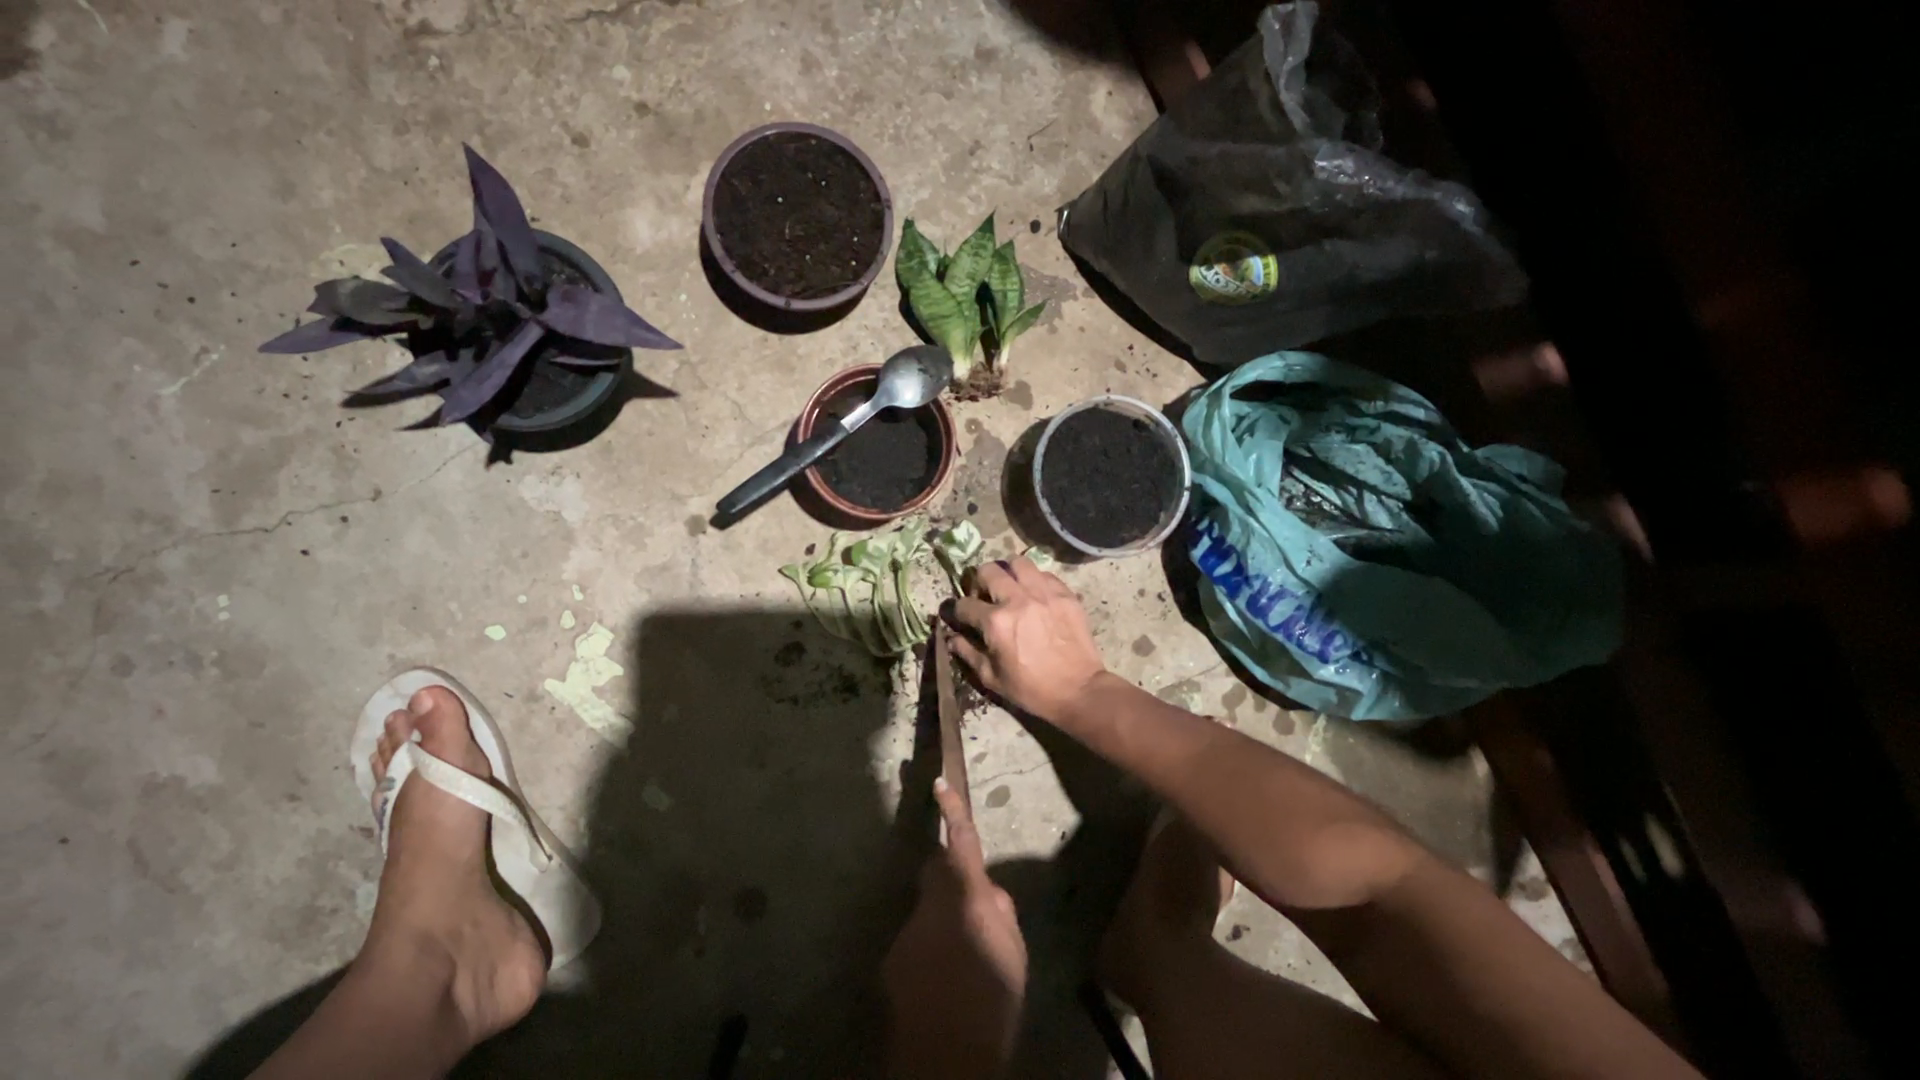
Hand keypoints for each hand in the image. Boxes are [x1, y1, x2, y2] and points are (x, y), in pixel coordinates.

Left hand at [883, 779, 1027, 1079]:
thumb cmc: (995, 998)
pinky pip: (915, 943)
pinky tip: (943, 982)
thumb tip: (986, 890)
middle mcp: (929, 907)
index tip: (939, 783)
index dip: (953, 812)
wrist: (950, 1052)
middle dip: (950, 882)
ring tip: (964, 964)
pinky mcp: (893, 959)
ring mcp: (906, 933)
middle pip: (936, 877)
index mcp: (965, 900)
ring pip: (927, 913)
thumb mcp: (1015, 951)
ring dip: (942, 925)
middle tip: (973, 912)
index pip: (961, 844)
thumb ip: (1000, 911)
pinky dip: (929, 952)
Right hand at [946, 557, 1107, 724]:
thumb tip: (951, 637)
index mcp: (996, 622)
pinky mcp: (1065, 594)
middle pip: (989, 571)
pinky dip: (1035, 581)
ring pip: (1018, 562)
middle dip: (980, 582)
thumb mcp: (992, 678)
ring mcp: (1044, 593)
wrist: (1078, 691)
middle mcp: (1018, 599)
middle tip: (985, 596)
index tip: (962, 616)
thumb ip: (967, 653)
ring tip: (1011, 588)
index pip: (965, 604)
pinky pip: (1045, 574)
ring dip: (1009, 573)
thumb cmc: (1031, 689)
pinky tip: (1035, 596)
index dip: (958, 611)